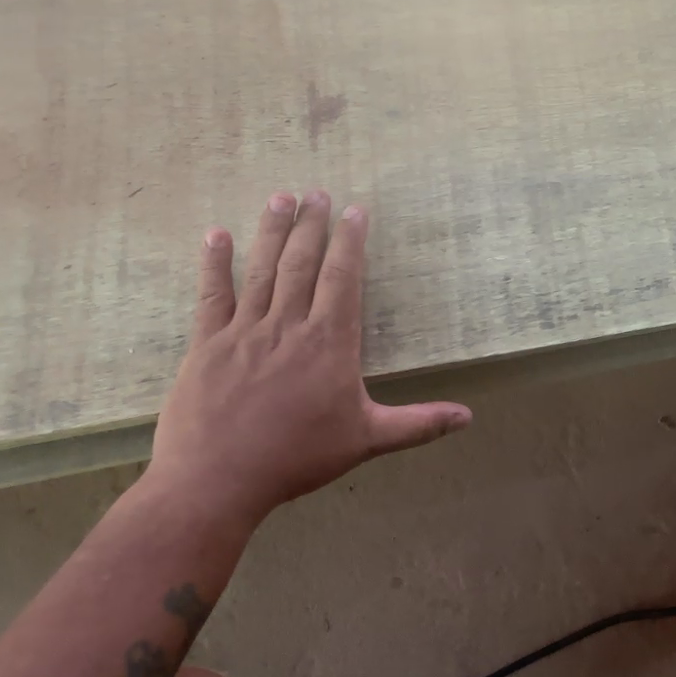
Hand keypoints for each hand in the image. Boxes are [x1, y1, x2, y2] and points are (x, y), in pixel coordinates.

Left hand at [148, 190, 471, 523]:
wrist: (213, 484)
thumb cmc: (296, 459)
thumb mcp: (367, 439)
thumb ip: (419, 424)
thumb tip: (469, 417)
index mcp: (330, 342)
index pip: (342, 278)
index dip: (350, 241)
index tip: (354, 210)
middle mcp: (288, 327)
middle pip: (302, 263)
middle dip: (311, 225)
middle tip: (316, 192)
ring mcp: (243, 333)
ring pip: (261, 271)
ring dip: (272, 232)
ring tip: (281, 198)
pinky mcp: (205, 347)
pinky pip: (212, 296)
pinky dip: (215, 264)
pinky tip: (217, 235)